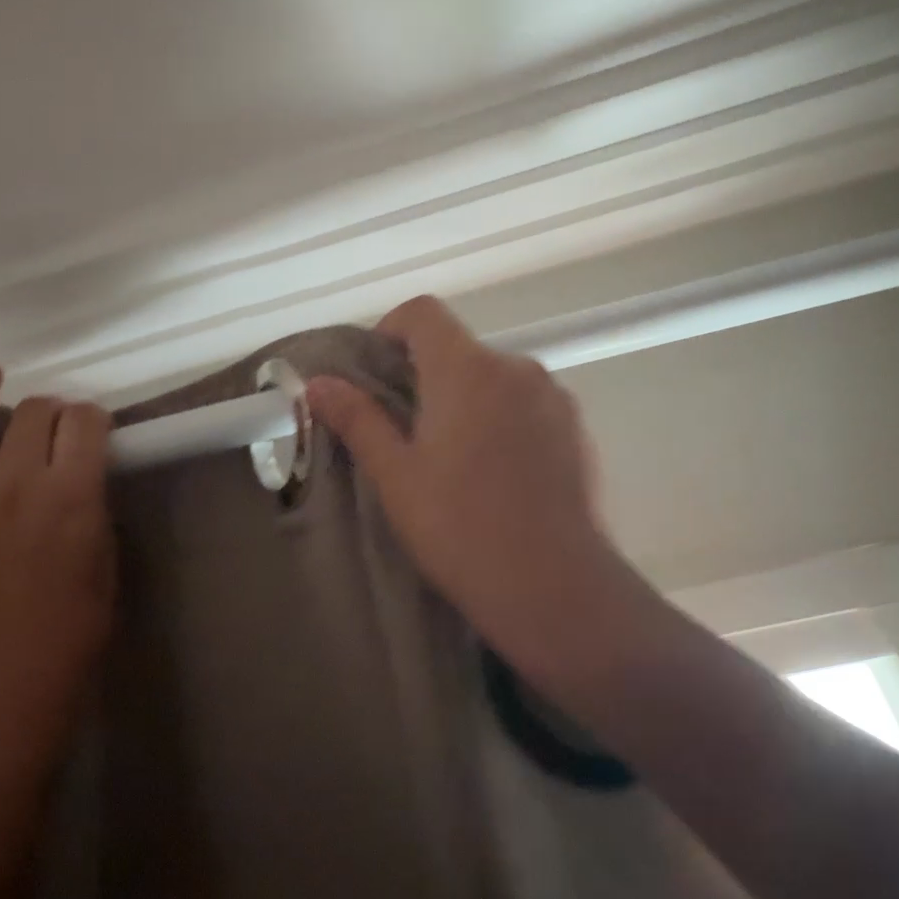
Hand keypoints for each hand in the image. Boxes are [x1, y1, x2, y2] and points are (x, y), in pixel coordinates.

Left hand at [0, 366, 115, 722]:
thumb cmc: (67, 640)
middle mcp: (16, 480)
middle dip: (49, 407)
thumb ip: (92, 516)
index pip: (85, 423)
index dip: (92, 418)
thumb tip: (81, 485)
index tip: (92, 429)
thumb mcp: (104, 570)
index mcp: (73, 495)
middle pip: (33, 412)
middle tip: (52, 422)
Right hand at [304, 296, 620, 659]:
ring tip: (457, 463)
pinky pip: (530, 407)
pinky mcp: (580, 430)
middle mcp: (517, 367)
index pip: (423, 312)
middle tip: (408, 434)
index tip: (377, 375)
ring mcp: (555, 397)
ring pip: (497, 380)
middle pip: (460, 349)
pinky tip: (499, 477)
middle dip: (428, 377)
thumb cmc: (460, 528)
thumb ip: (358, 419)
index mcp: (466, 369)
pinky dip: (505, 422)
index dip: (391, 329)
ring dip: (469, 401)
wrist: (554, 585)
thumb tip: (318, 382)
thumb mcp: (396, 476)